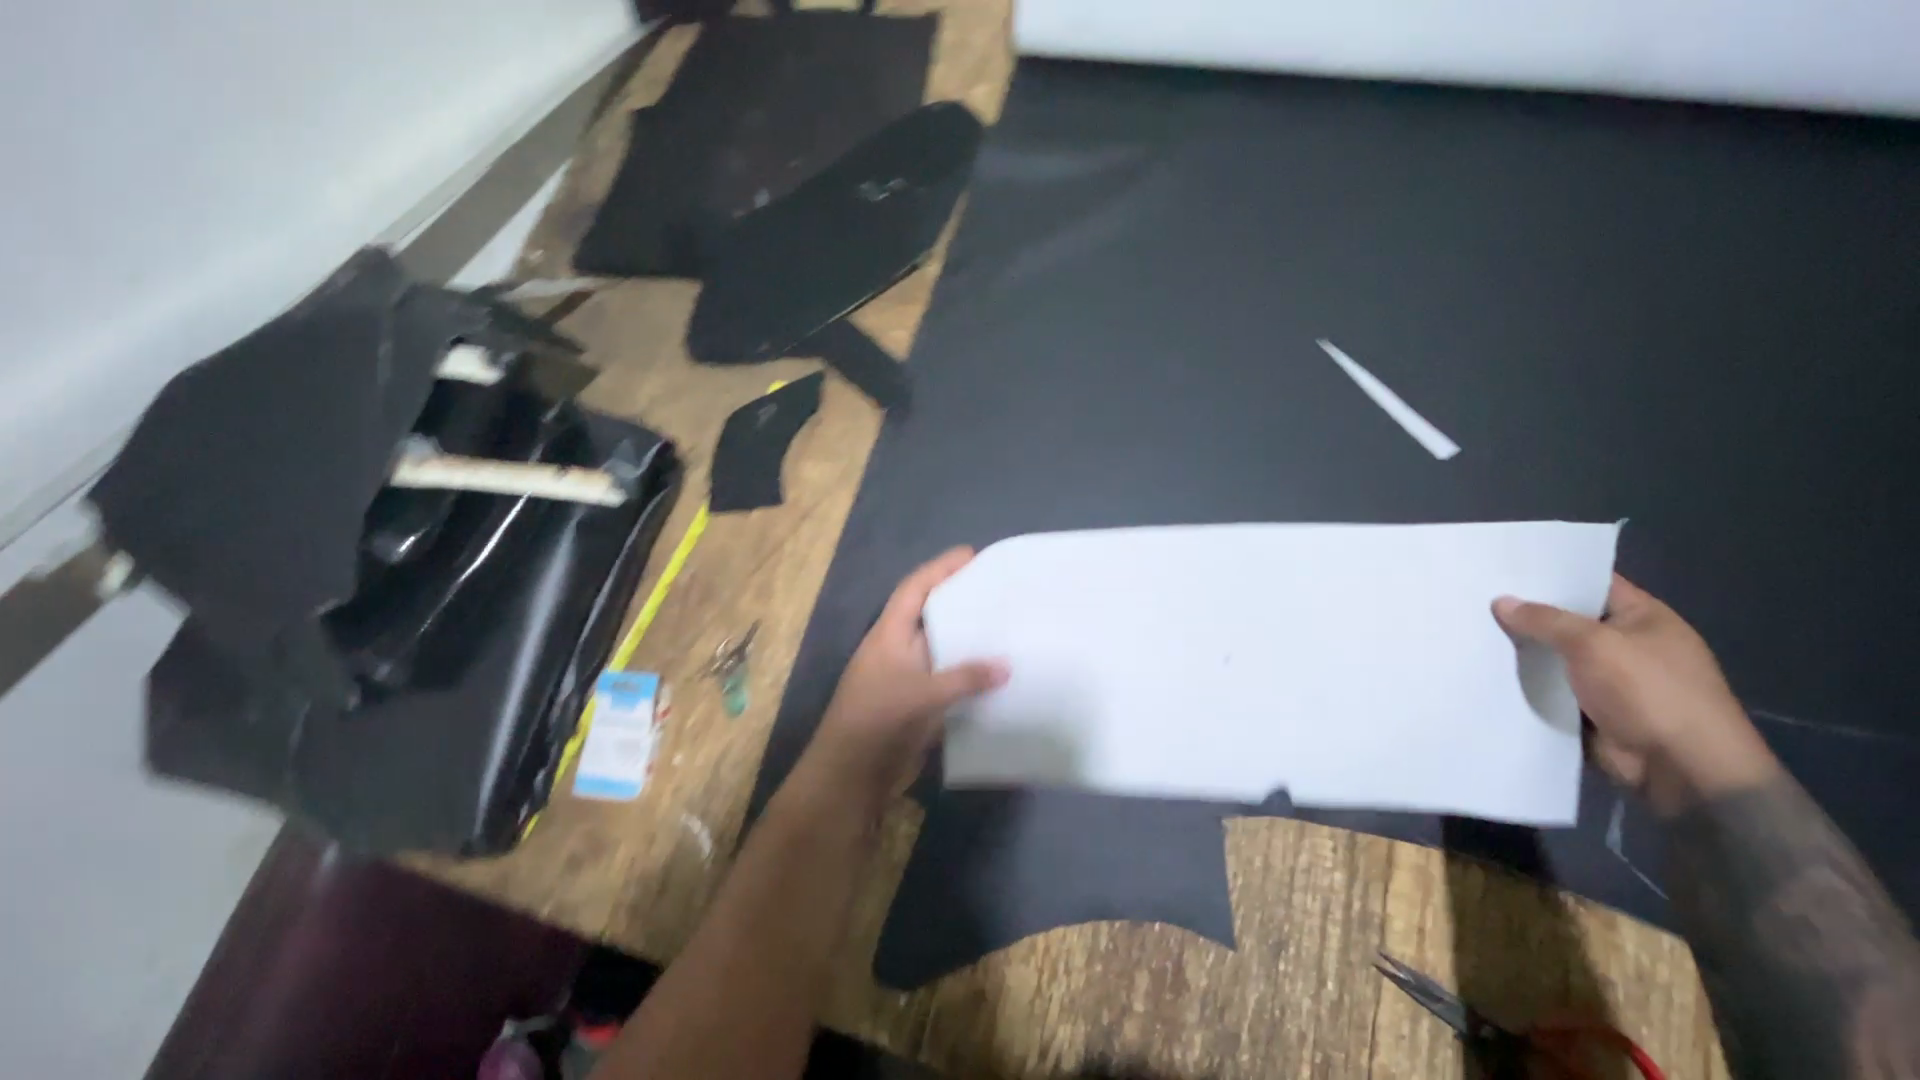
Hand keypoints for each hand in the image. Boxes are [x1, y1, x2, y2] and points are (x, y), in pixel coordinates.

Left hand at [805, 547, 1009, 808]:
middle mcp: (897, 651)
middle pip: (931, 617)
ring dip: (969, 643)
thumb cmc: (878, 720)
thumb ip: (965, 678)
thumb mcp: (922, 694)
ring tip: (1007, 629)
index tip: (970, 554)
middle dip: (960, 602)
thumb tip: (1006, 666)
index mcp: (889, 635)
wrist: (850, 774)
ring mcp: (906, 680)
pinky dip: (970, 679)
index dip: (939, 569)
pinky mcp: (916, 707)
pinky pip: (948, 684)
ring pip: (942, 652)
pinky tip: (999, 679)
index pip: (914, 590)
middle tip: (999, 590)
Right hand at [1493, 574, 1779, 815]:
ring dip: (1522, 654)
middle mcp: (1627, 645)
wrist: (1680, 768)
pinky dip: (1526, 687)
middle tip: (1474, 599)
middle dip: (1527, 615)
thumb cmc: (1649, 691)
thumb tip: (1501, 602)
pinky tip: (1484, 673)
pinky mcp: (1591, 712)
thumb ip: (1545, 620)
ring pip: (1555, 659)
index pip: (1592, 583)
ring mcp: (1610, 681)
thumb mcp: (1595, 644)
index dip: (1551, 575)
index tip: (1503, 569)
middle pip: (1568, 622)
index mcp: (1643, 617)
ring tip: (1469, 633)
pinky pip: (1551, 692)